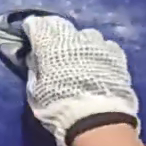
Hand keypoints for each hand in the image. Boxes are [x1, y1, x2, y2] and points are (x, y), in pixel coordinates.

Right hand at [22, 14, 138, 145]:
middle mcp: (74, 39)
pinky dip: (97, 51)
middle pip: (61, 25)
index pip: (38, 25)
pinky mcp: (117, 56)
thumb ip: (34, 69)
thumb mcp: (35, 91)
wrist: (97, 120)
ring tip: (77, 55)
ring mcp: (98, 45)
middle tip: (50, 44)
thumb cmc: (58, 106)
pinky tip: (95, 62)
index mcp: (50, 45)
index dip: (31, 27)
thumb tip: (34, 57)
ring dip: (78, 42)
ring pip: (85, 35)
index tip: (28, 31)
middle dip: (53, 31)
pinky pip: (105, 46)